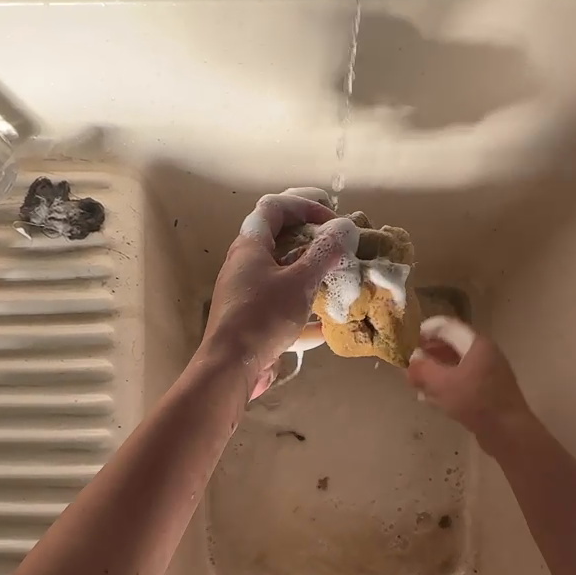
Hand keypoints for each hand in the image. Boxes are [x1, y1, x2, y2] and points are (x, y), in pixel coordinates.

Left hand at [200, 187, 355, 397]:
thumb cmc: (262, 316)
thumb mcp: (300, 282)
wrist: (230, 368)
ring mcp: (245, 296)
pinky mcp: (251, 323)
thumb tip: (345, 229)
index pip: (275, 208)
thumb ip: (324, 254)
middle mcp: (244, 267)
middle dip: (312, 245)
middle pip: (279, 242)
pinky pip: (280, 309)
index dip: (305, 206)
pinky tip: (325, 327)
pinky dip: (302, 313)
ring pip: (281, 278)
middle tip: (338, 253)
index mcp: (250, 247)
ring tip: (336, 285)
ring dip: (309, 279)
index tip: (331, 222)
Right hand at [405, 317, 534, 453]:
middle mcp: (484, 353)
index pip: (446, 326)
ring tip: (416, 383)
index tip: (405, 341)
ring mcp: (488, 373)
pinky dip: (445, 385)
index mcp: (476, 344)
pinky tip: (431, 399)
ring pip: (455, 365)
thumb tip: (411, 360)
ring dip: (434, 371)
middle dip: (428, 353)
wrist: (508, 432)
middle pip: (450, 345)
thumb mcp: (442, 384)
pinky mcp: (488, 391)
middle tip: (408, 363)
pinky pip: (462, 381)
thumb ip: (422, 369)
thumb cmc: (475, 402)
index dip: (424, 331)